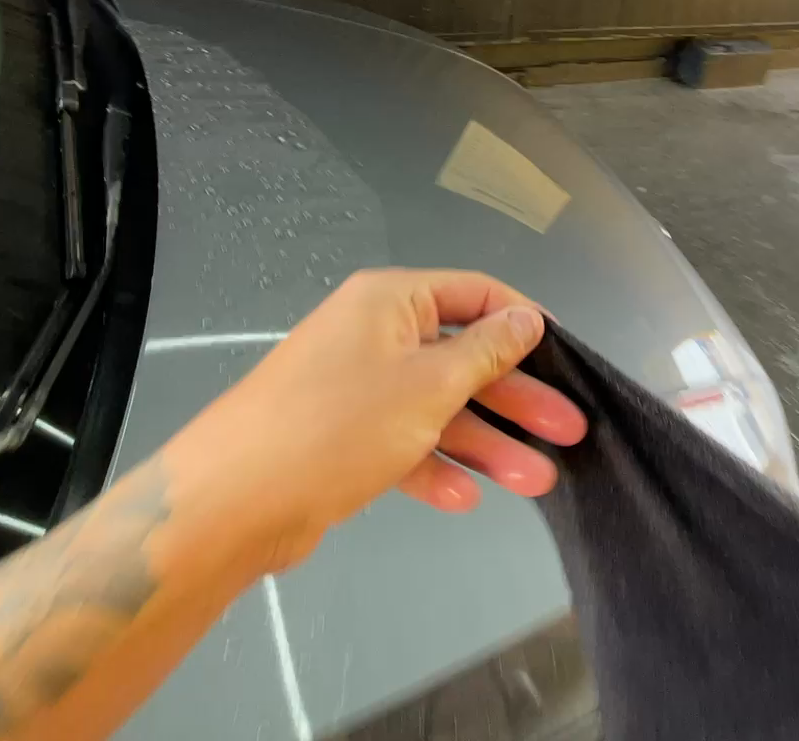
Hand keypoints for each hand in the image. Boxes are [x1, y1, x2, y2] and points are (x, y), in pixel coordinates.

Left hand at [163, 269, 586, 571]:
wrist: (229, 505)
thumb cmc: (340, 424)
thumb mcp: (429, 384)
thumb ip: (486, 350)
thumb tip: (526, 317)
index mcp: (392, 302)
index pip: (476, 294)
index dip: (524, 320)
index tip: (566, 353)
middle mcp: (375, 335)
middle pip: (464, 358)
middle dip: (517, 398)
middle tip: (568, 429)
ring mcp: (358, 387)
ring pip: (439, 407)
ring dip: (487, 443)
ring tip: (536, 480)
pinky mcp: (344, 437)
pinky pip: (403, 441)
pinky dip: (434, 465)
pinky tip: (465, 496)